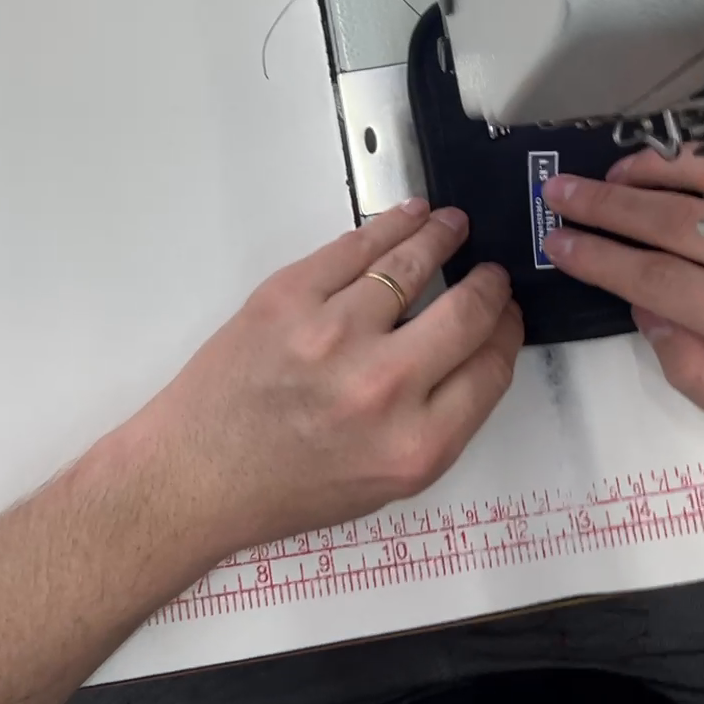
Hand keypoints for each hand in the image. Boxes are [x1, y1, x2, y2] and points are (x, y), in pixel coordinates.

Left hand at [119, 199, 522, 555]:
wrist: (198, 473)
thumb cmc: (290, 486)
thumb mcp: (385, 479)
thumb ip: (439, 419)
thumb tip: (473, 347)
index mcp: (416, 446)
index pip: (489, 368)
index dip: (506, 331)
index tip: (505, 312)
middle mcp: (383, 387)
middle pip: (465, 312)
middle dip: (488, 284)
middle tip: (489, 271)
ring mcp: (332, 333)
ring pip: (411, 264)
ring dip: (442, 235)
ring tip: (454, 224)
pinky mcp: (288, 295)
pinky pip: (356, 246)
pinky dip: (393, 224)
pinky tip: (411, 216)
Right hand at [538, 132, 703, 457]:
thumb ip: (693, 372)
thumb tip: (644, 309)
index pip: (662, 281)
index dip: (601, 260)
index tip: (558, 243)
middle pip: (679, 220)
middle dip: (607, 206)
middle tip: (559, 193)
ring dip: (655, 168)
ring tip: (612, 173)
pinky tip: (686, 156)